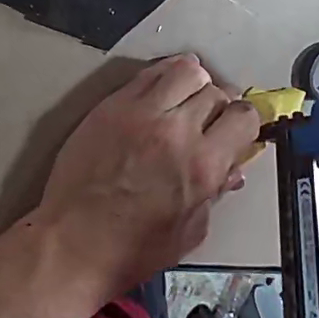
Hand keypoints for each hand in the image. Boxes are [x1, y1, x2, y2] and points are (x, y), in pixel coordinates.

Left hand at [30, 54, 261, 303]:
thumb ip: (215, 192)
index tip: (237, 128)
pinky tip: (162, 90)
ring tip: (187, 98)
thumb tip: (229, 170)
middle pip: (216, 90)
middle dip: (220, 104)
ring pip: (185, 69)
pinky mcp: (111, 106)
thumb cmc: (130, 248)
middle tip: (210, 118)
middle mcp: (175, 132)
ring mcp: (140, 113)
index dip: (245, 121)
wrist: (73, 242)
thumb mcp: (190, 230)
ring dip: (194, 81)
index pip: (244, 116)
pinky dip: (162, 75)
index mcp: (202, 166)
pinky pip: (147, 73)